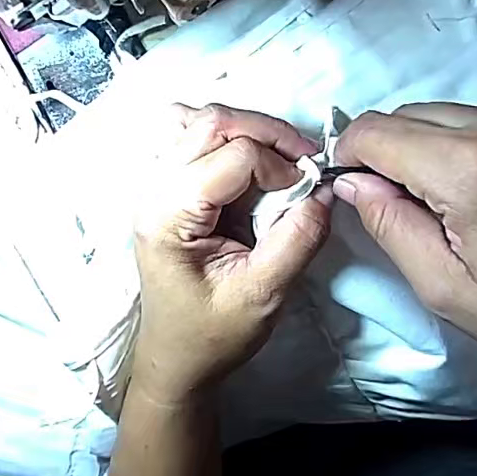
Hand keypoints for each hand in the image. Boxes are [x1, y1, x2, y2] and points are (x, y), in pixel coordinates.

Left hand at [131, 104, 333, 407]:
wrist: (176, 354)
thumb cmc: (212, 333)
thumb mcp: (263, 295)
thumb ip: (296, 239)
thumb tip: (324, 189)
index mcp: (167, 215)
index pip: (231, 155)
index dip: (279, 165)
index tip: (306, 192)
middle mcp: (152, 189)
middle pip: (210, 123)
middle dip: (266, 133)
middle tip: (304, 161)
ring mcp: (153, 183)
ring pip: (196, 120)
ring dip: (245, 129)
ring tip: (278, 158)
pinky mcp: (164, 185)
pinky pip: (190, 137)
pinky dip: (225, 137)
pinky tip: (249, 162)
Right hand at [331, 90, 476, 426]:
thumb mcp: (453, 293)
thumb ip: (388, 224)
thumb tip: (351, 180)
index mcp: (476, 168)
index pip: (374, 129)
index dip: (354, 156)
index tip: (365, 186)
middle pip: (421, 114)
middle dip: (408, 153)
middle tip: (439, 208)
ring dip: (467, 146)